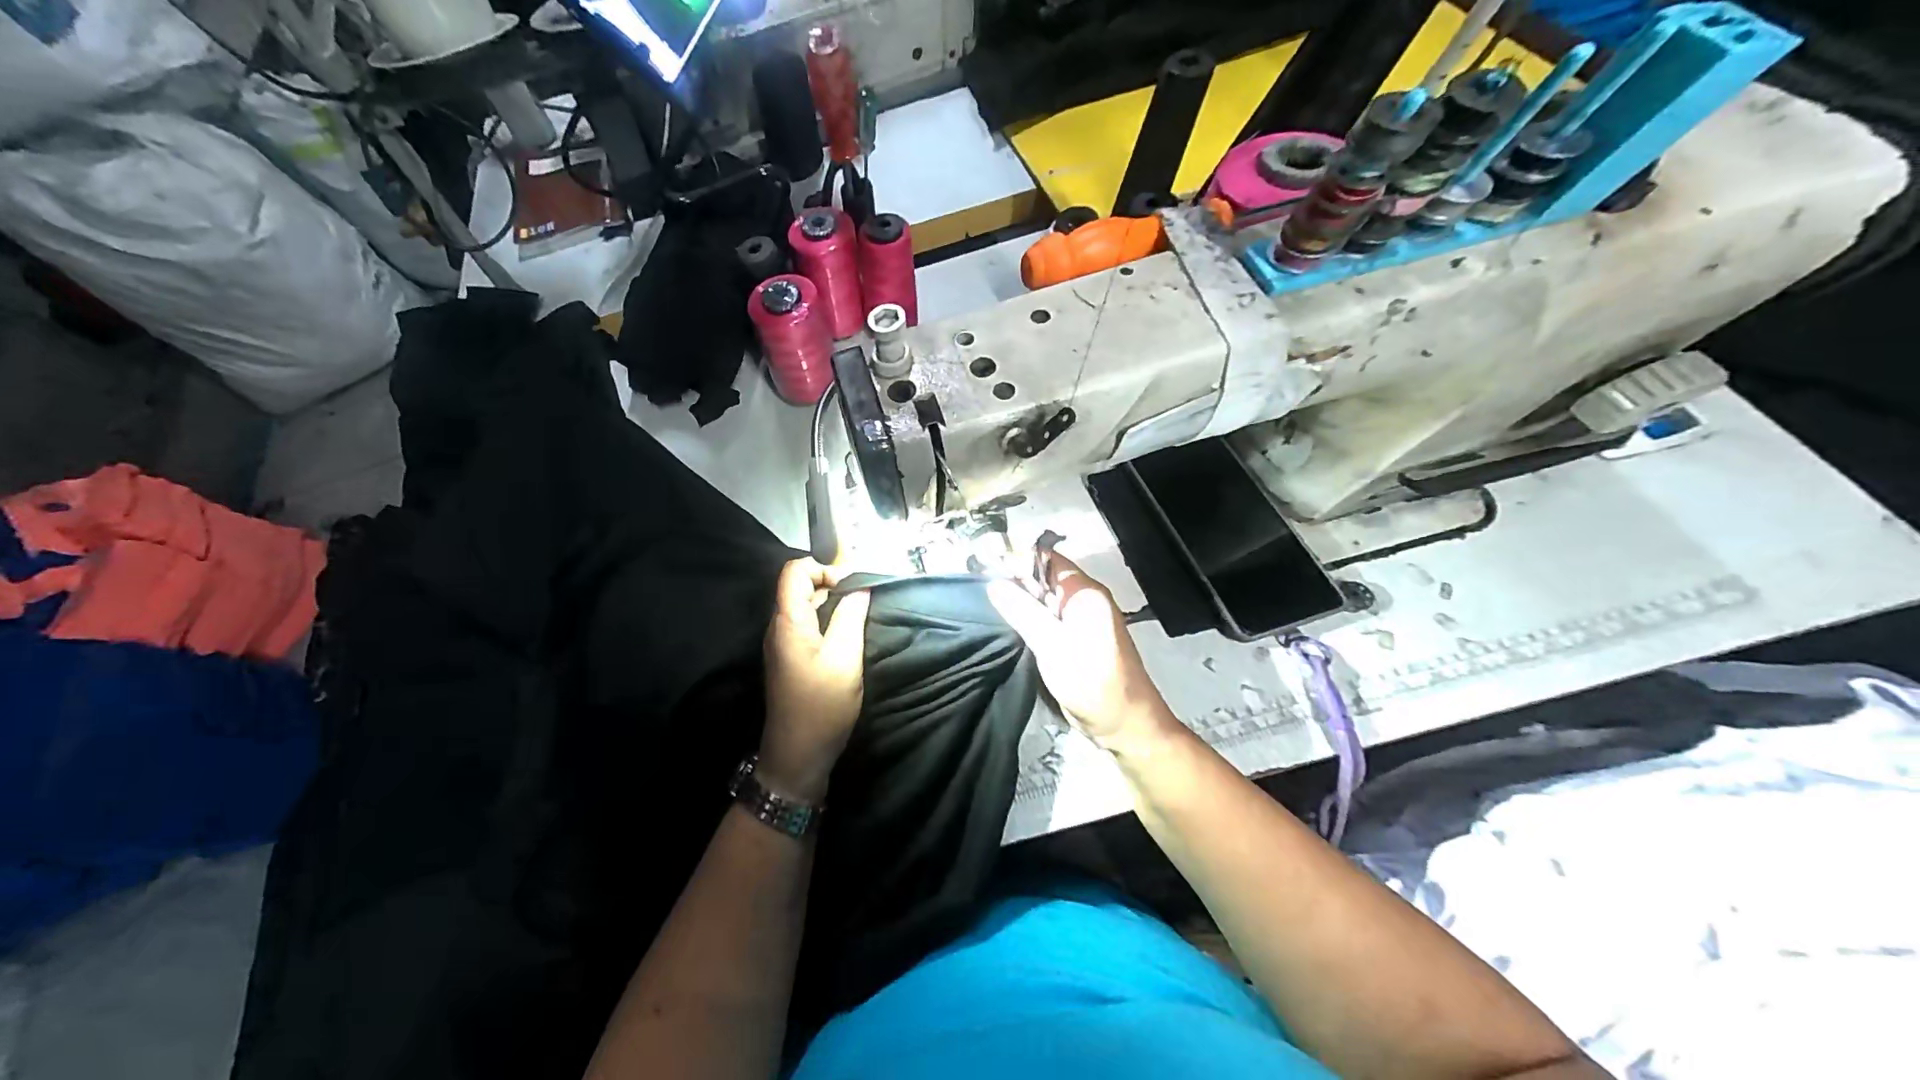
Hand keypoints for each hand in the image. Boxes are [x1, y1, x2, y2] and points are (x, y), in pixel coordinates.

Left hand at [760, 558, 870, 802]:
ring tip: (862, 618)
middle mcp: (779, 627)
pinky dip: (830, 623)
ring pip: (807, 608)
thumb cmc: (821, 705)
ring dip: (835, 605)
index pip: (795, 570)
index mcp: (787, 621)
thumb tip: (860, 586)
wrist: (797, 756)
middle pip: (801, 587)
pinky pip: (809, 627)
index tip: (855, 585)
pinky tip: (850, 639)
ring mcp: (783, 645)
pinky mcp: (791, 660)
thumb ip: (851, 616)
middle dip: (835, 585)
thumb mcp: (845, 657)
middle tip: (867, 600)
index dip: (824, 567)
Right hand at [987, 552, 1175, 752]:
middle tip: (978, 590)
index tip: (983, 568)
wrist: (1126, 725)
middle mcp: (1083, 599)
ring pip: (1042, 600)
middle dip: (1013, 581)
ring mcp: (1080, 620)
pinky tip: (1006, 627)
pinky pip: (1047, 620)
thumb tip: (994, 583)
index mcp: (1085, 592)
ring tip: (985, 606)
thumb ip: (1023, 612)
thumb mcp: (1053, 646)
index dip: (1016, 559)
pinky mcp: (1074, 640)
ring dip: (1018, 602)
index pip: (1046, 558)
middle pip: (1042, 578)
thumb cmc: (1093, 684)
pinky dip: (1027, 620)